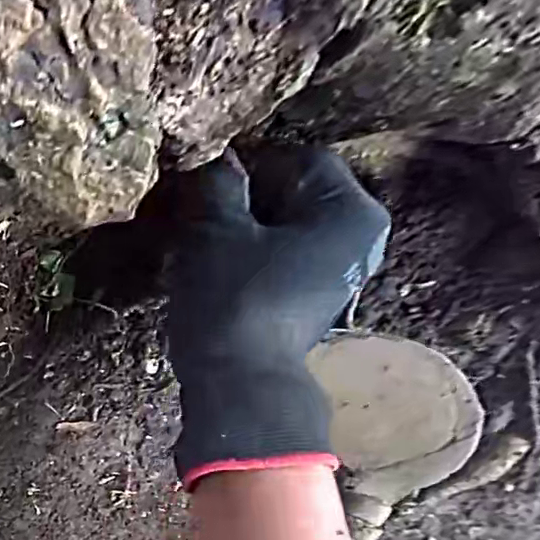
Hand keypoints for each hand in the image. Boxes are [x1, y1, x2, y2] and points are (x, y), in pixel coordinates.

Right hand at [161, 147, 390, 487]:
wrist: (238, 382)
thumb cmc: (234, 301)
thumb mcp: (216, 235)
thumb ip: (216, 188)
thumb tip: (210, 157)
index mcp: (349, 212)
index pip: (297, 160)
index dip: (243, 163)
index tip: (197, 178)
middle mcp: (352, 239)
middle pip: (288, 197)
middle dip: (235, 200)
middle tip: (188, 210)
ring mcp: (327, 274)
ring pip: (274, 232)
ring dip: (231, 231)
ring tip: (189, 241)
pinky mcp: (299, 301)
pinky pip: (268, 261)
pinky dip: (237, 258)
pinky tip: (203, 269)